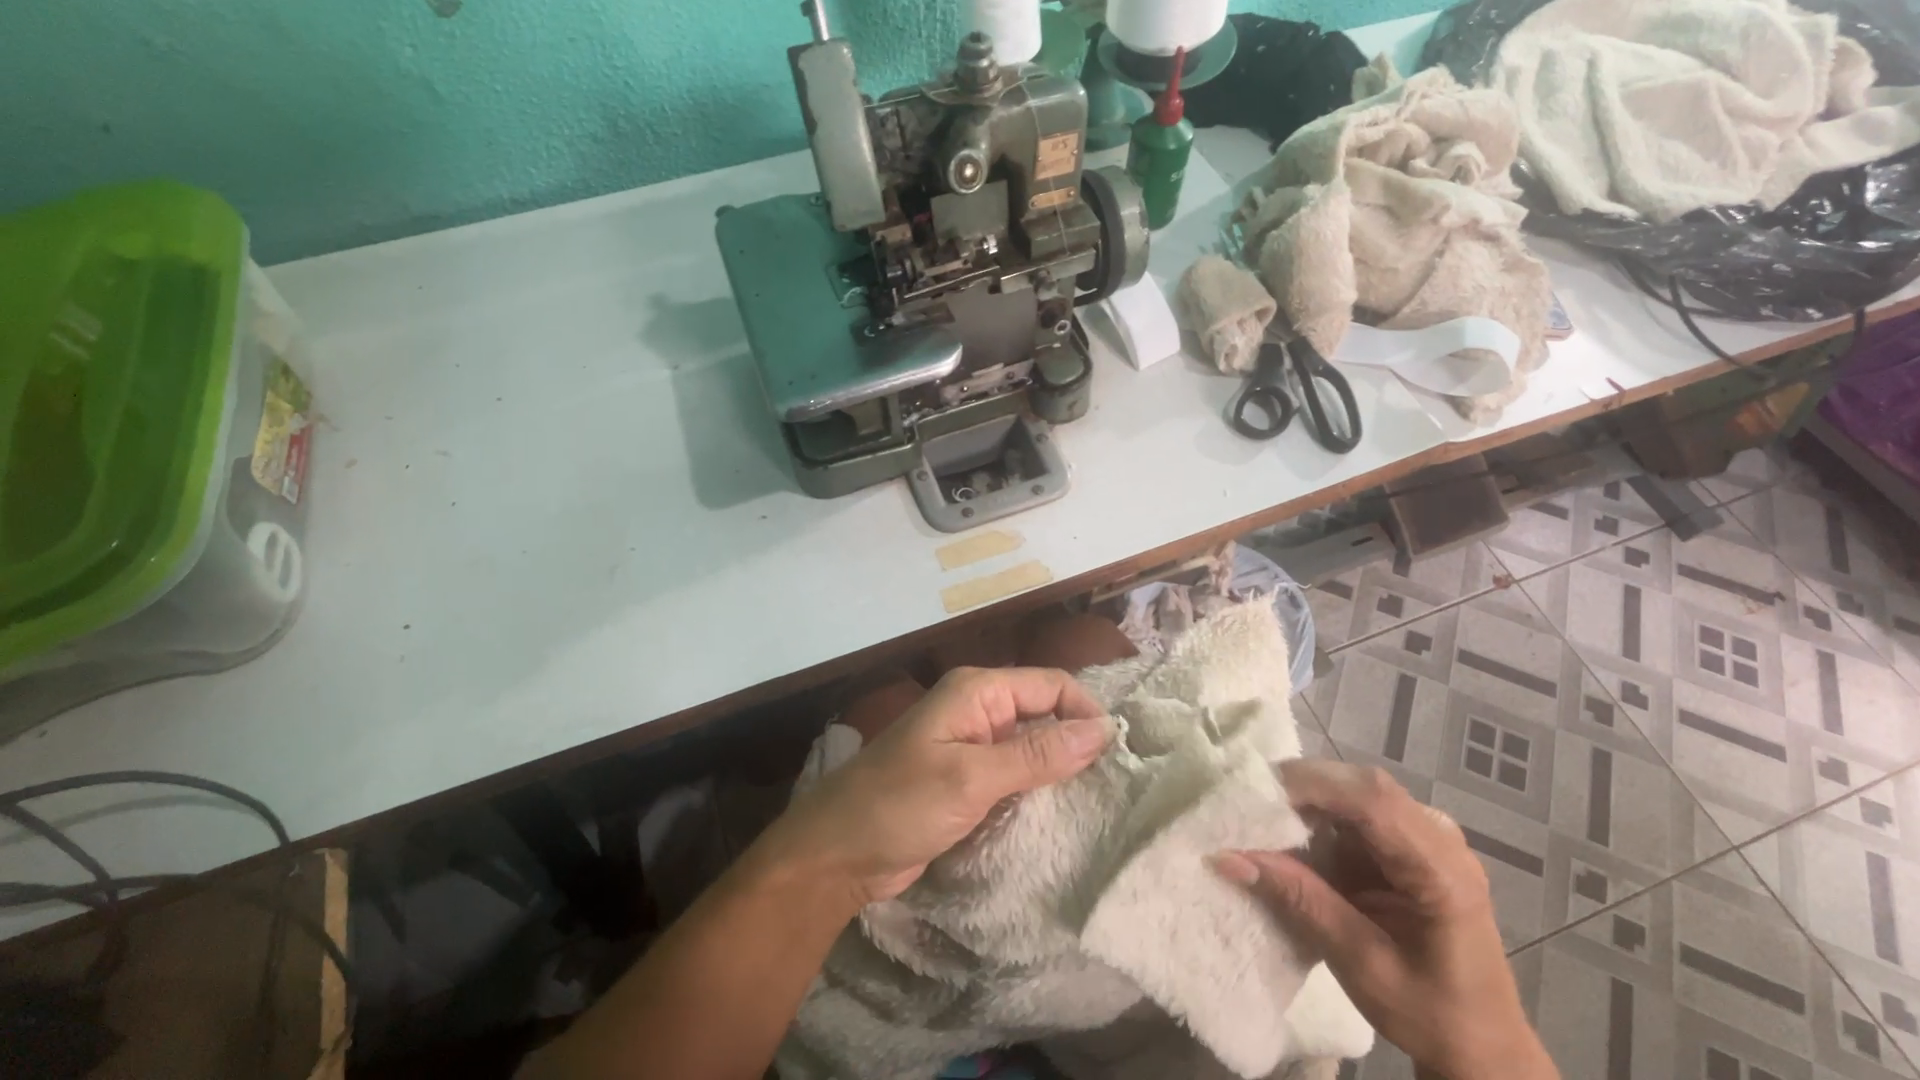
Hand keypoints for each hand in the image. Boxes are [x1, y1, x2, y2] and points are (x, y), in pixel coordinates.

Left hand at [756, 666, 1111, 908]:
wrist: (836, 855)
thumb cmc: (898, 805)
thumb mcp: (971, 778)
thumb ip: (1036, 754)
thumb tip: (1103, 730)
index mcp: (976, 692)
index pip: (1051, 685)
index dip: (1086, 712)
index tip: (1117, 755)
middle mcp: (977, 712)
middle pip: (1044, 713)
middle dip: (1077, 741)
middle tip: (1116, 782)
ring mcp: (971, 749)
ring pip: (1032, 747)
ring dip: (1059, 769)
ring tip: (1099, 800)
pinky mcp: (967, 783)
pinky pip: (1015, 776)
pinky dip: (1037, 790)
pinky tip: (1061, 814)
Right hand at [1212, 761, 1557, 1079]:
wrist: (1482, 1045)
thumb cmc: (1431, 1014)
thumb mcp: (1361, 964)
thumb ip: (1301, 902)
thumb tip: (1230, 857)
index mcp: (1443, 871)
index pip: (1375, 801)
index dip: (1312, 786)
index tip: (1253, 798)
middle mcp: (1442, 840)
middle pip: (1365, 787)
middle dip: (1302, 788)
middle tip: (1246, 807)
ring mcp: (1430, 839)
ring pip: (1358, 793)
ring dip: (1307, 803)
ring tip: (1260, 823)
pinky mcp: (1412, 846)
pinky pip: (1360, 814)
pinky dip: (1320, 821)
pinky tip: (1292, 840)